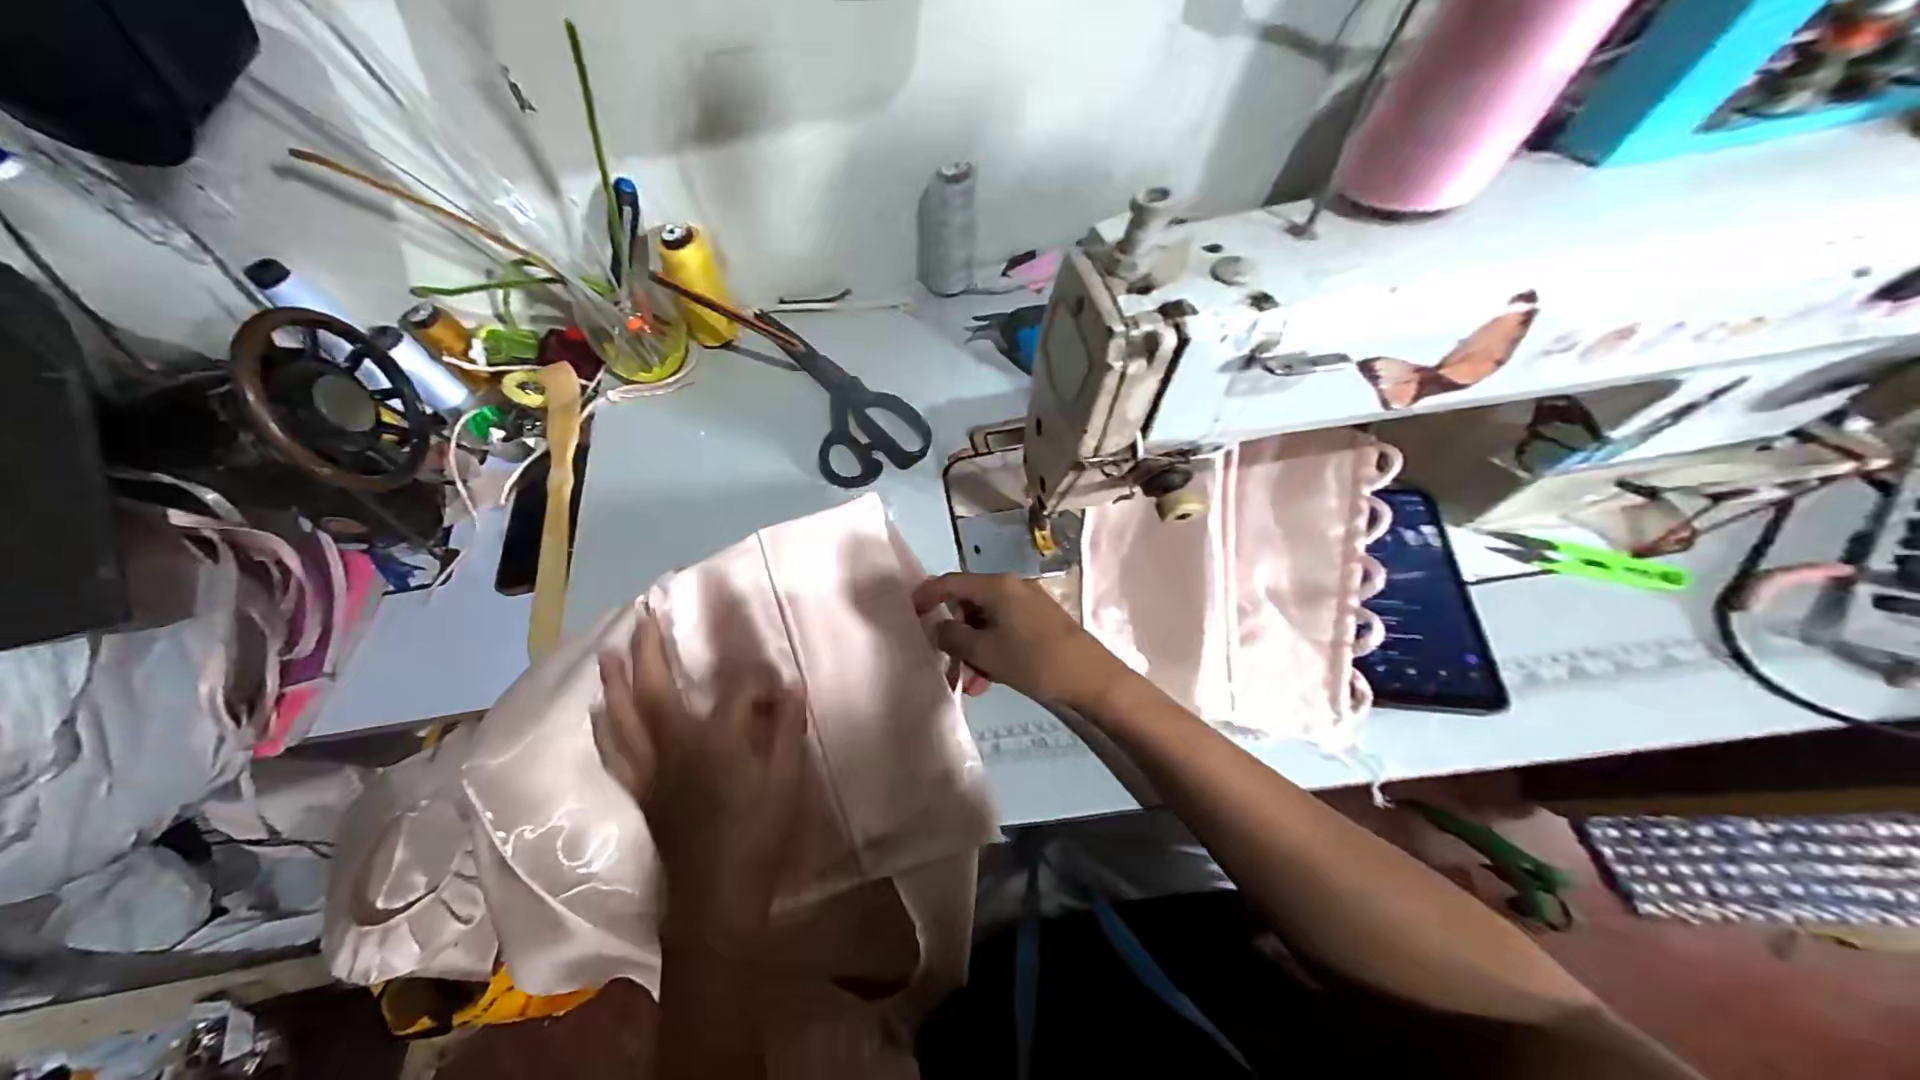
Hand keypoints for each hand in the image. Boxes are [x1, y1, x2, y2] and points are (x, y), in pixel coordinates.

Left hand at [595, 612, 807, 949]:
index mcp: (716, 740)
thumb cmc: (757, 836)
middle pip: (655, 689)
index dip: (759, 682)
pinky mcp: (640, 790)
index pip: (737, 691)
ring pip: (623, 717)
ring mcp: (651, 769)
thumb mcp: (787, 781)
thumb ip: (787, 729)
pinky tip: (598, 714)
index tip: (776, 686)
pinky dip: (604, 727)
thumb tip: (791, 686)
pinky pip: (614, 752)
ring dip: (616, 681)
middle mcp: (674, 746)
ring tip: (608, 652)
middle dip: (649, 649)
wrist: (715, 898)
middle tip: (643, 614)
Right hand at [912, 572, 1134, 710]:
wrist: (1091, 679)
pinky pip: (1004, 631)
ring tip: (971, 684)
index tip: (910, 615)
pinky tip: (989, 681)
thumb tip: (937, 627)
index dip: (926, 596)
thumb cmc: (1033, 660)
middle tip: (946, 664)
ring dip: (973, 651)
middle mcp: (1012, 587)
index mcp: (997, 585)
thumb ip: (952, 636)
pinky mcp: (1040, 622)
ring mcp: (1028, 604)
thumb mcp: (984, 651)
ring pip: (986, 623)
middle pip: (968, 605)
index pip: (950, 582)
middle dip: (954, 636)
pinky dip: (992, 651)